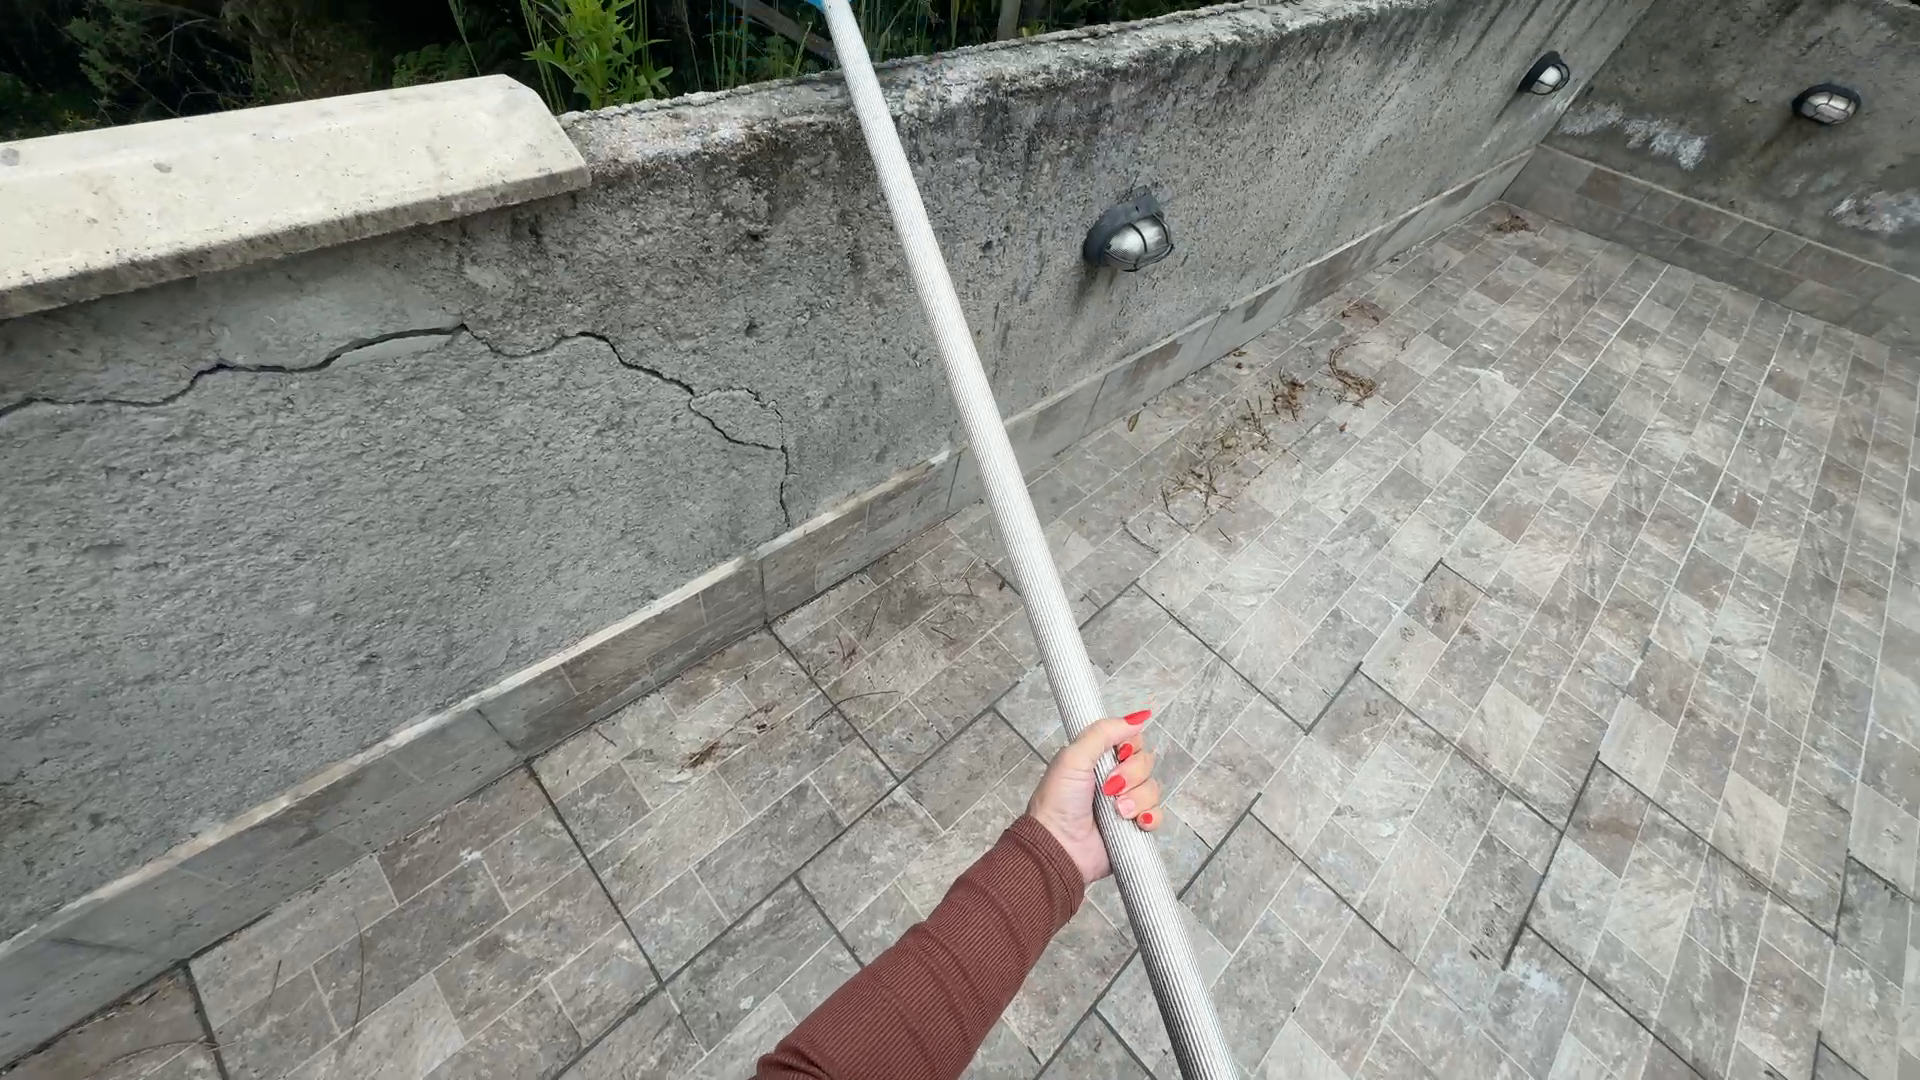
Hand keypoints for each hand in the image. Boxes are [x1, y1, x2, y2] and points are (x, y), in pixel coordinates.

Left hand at [1026, 710, 1160, 884]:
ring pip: (1152, 788)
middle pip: (1145, 762)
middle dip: (1131, 775)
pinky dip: (1150, 818)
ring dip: (1137, 799)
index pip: (1131, 740)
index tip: (1118, 755)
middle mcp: (1114, 776)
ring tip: (1118, 811)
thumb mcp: (1074, 757)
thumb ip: (1103, 733)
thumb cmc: (1059, 800)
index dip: (1130, 746)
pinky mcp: (1134, 827)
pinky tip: (1136, 823)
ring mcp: (1125, 802)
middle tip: (1110, 788)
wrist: (1059, 846)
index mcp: (1098, 757)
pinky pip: (1157, 815)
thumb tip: (1138, 717)